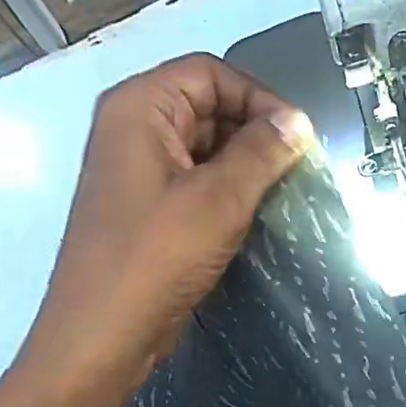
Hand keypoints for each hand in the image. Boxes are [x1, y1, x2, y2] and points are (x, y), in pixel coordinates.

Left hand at [18, 54, 313, 403]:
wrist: (105, 333)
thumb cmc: (155, 258)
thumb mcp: (218, 199)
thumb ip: (261, 153)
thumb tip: (298, 122)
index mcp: (139, 108)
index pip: (210, 73)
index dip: (260, 98)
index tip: (300, 140)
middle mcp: (135, 129)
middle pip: (208, 106)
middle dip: (256, 132)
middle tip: (298, 171)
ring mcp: (141, 171)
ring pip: (207, 148)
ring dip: (247, 165)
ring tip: (284, 194)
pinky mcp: (152, 209)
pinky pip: (198, 182)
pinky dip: (231, 191)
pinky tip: (257, 216)